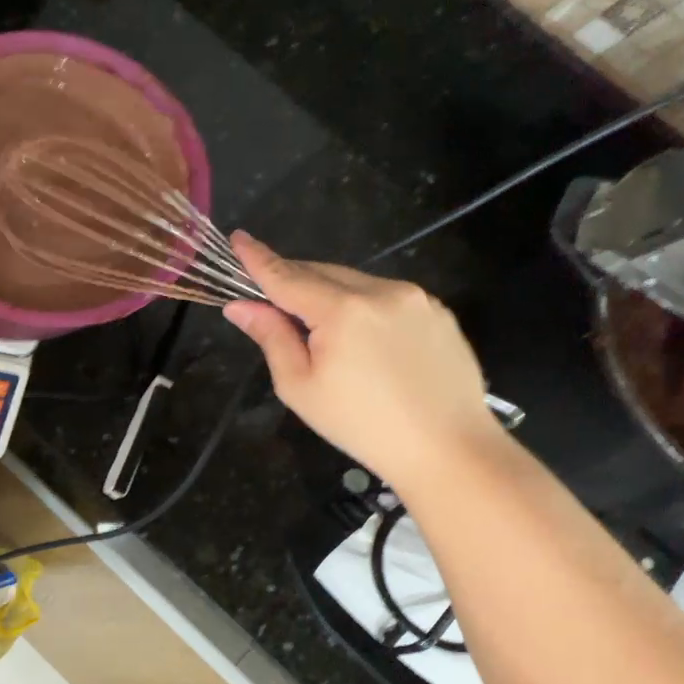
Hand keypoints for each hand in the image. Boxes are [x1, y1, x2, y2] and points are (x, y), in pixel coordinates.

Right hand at [223, 232, 504, 490]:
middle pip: (322, 273)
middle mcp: (382, 292)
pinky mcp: (437, 313)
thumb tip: (240, 306)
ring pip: (354, 283)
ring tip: (309, 326)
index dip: (258, 258)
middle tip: (264, 297)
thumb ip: (271, 337)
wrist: (446, 445)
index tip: (237, 238)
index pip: (288, 277)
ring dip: (324, 293)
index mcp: (343, 311)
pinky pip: (384, 297)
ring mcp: (416, 300)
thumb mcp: (299, 385)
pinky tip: (354, 339)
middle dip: (290, 279)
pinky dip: (357, 305)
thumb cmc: (358, 421)